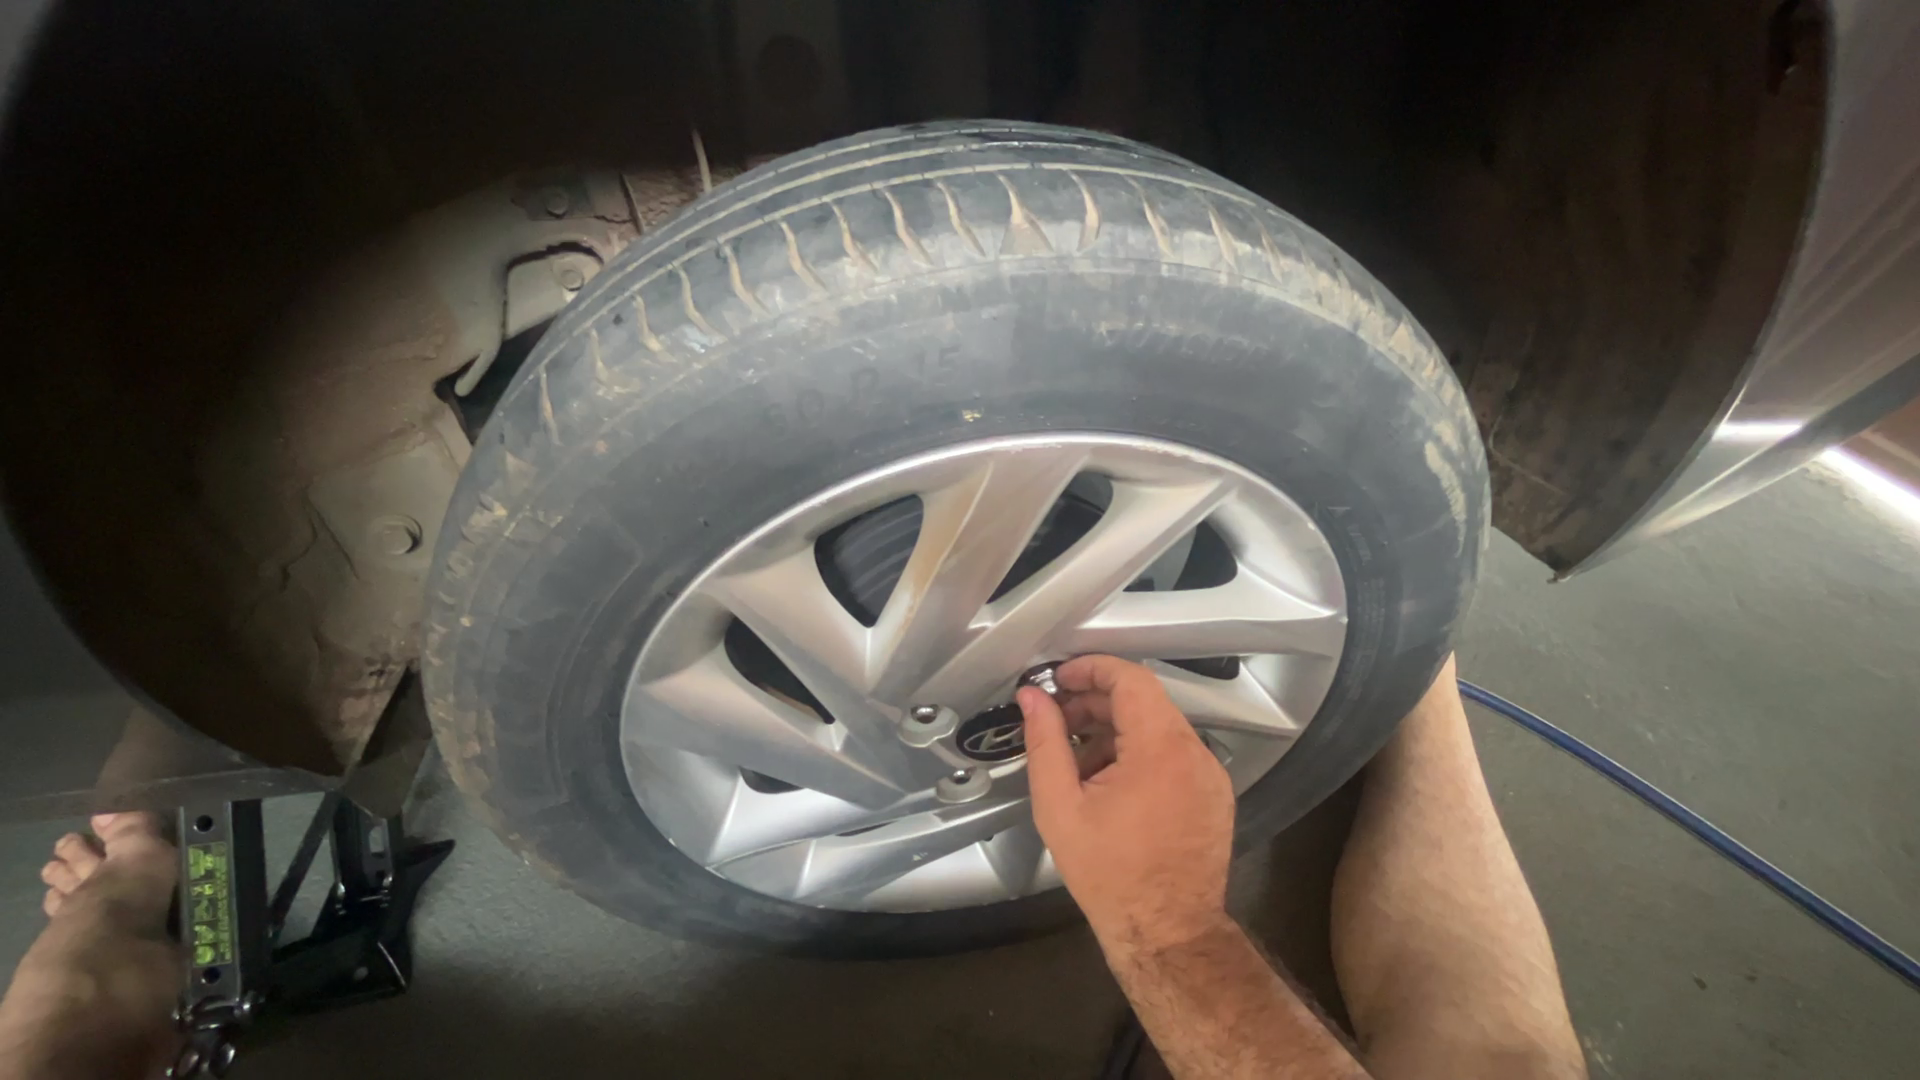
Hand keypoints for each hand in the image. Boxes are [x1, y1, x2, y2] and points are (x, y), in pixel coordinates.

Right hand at [1016, 655, 1236, 955]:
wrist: (1168, 934)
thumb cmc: (1110, 874)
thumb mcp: (1060, 806)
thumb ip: (1044, 742)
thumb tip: (1032, 698)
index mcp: (1160, 750)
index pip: (1130, 679)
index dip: (1091, 668)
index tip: (1059, 679)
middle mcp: (1194, 753)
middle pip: (1144, 700)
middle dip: (1096, 702)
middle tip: (1057, 718)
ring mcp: (1210, 774)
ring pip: (1158, 726)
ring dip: (1115, 729)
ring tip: (1076, 759)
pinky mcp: (1213, 793)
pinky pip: (1173, 753)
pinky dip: (1139, 752)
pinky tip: (1107, 781)